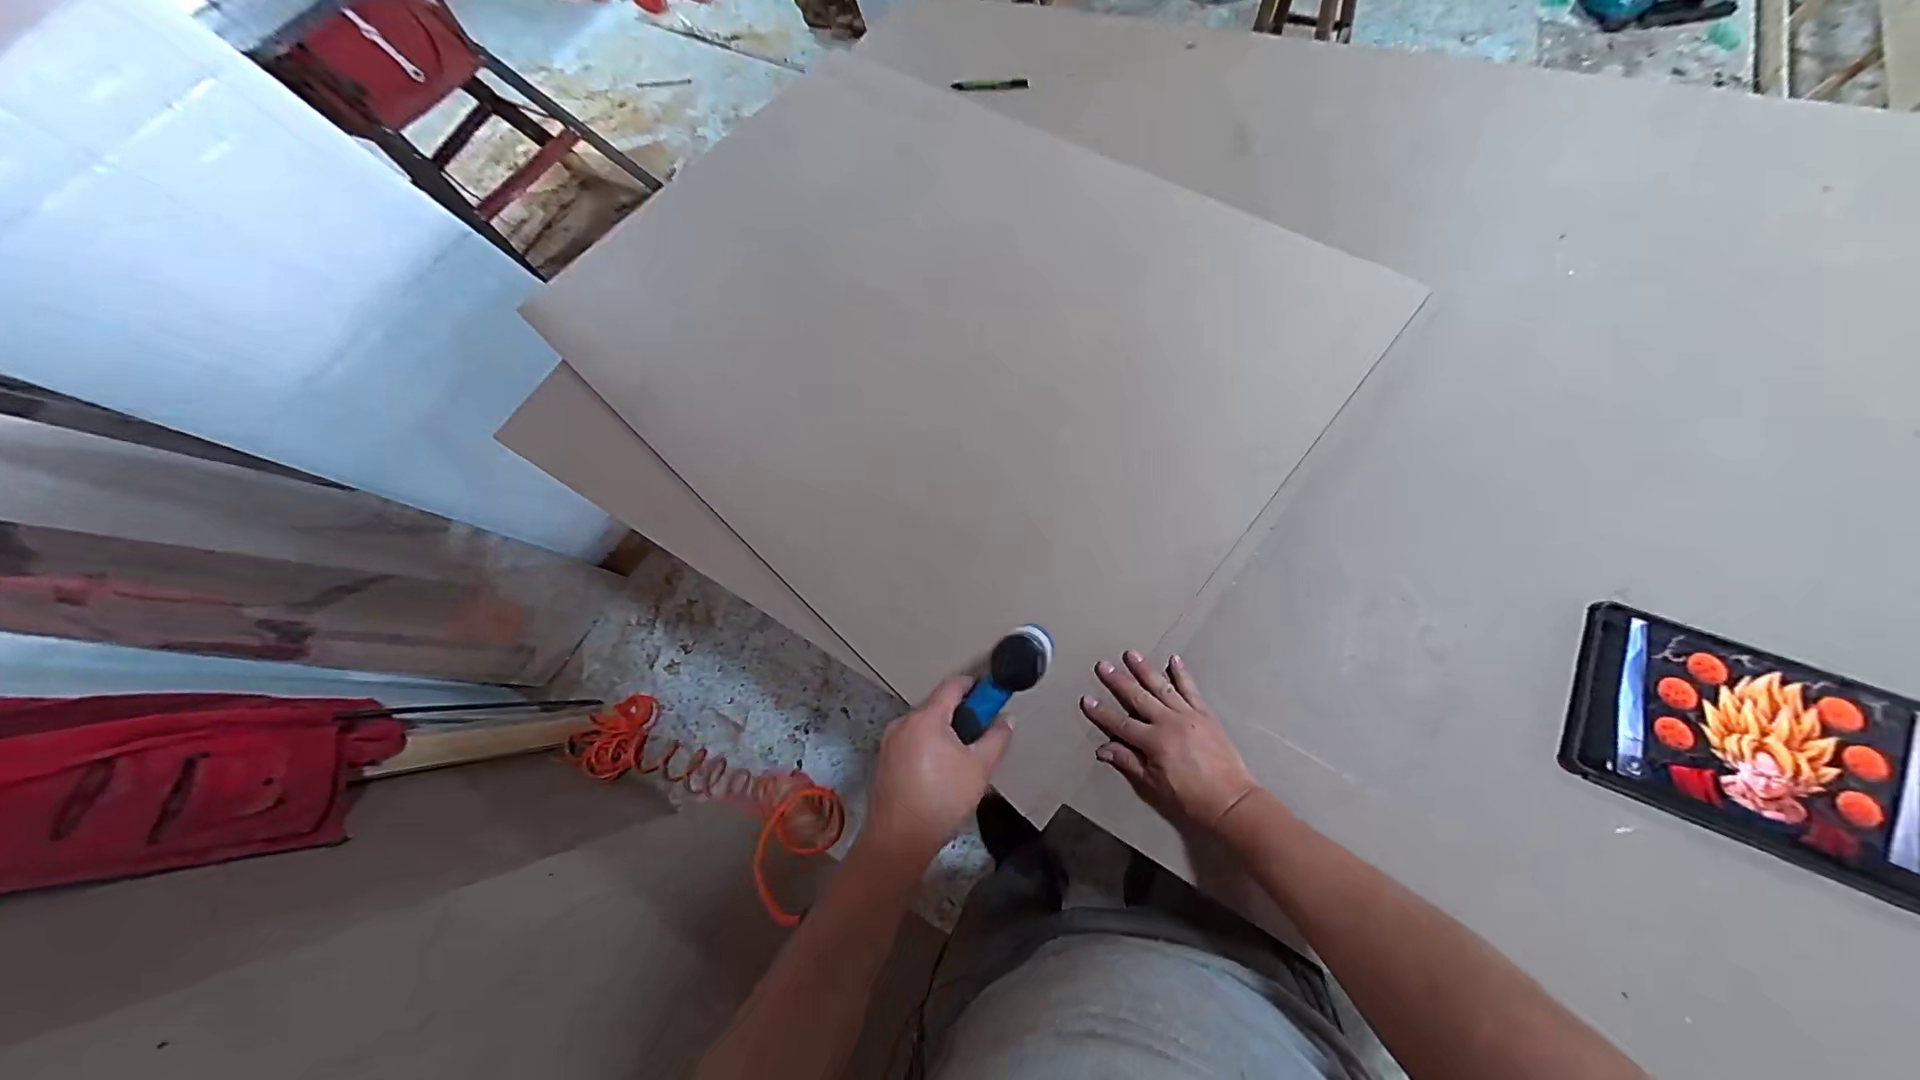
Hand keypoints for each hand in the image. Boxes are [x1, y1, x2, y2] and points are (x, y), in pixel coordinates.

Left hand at [863, 675, 1014, 864]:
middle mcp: (903, 723)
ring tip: (961, 760)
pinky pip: (911, 743)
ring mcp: (889, 742)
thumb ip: (996, 738)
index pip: (953, 685)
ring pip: (923, 726)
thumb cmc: (941, 800)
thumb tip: (1005, 720)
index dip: (975, 686)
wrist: (899, 840)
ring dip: (944, 733)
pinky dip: (927, 748)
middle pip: (937, 707)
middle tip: (980, 735)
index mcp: (926, 717)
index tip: (991, 695)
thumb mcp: (980, 768)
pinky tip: (939, 774)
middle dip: (961, 716)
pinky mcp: (884, 761)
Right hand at [1080, 651, 1261, 831]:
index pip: (1121, 724)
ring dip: (1144, 669)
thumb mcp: (1153, 785)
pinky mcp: (1205, 715)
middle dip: (1118, 681)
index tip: (1087, 701)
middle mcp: (1170, 723)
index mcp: (1154, 742)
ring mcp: (1189, 716)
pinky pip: (1191, 690)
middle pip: (1138, 698)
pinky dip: (1182, 674)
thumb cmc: (1192, 798)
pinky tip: (1174, 660)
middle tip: (1104, 666)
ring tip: (1131, 655)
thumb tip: (1104, 749)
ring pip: (1162, 687)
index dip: (1101, 713)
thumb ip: (1128, 762)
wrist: (1231, 801)